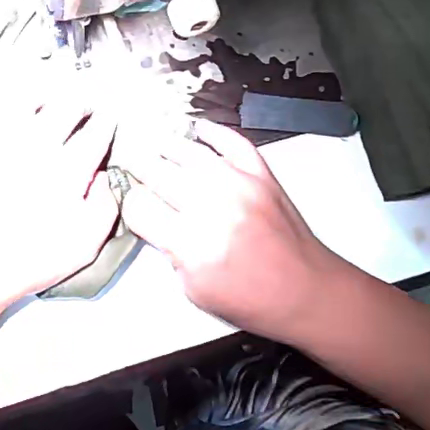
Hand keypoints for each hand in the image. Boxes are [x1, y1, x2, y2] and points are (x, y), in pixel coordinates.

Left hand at [0, 94, 119, 313]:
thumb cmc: (29, 258)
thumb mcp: (84, 244)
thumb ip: (105, 207)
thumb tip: (106, 179)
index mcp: (69, 168)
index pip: (97, 131)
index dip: (108, 120)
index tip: (112, 115)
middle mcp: (39, 145)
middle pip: (68, 105)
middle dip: (84, 100)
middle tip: (89, 102)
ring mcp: (4, 140)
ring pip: (33, 98)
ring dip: (51, 94)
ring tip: (57, 96)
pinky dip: (15, 98)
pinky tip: (19, 103)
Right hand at [118, 120, 352, 343]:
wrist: (306, 292)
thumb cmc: (252, 300)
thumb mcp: (194, 289)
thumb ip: (169, 250)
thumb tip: (152, 217)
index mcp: (192, 244)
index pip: (140, 207)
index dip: (126, 200)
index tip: (123, 195)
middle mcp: (213, 208)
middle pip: (157, 172)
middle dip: (136, 166)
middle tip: (126, 160)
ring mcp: (239, 185)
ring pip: (188, 151)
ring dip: (163, 144)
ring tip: (149, 142)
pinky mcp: (261, 175)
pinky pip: (231, 142)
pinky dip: (212, 132)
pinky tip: (195, 129)